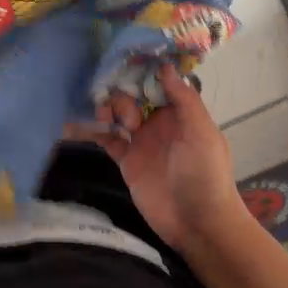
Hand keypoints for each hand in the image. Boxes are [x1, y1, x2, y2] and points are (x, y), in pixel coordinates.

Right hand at [92, 65, 247, 250]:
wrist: (197, 223)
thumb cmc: (205, 175)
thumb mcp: (202, 134)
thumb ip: (184, 100)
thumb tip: (165, 66)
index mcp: (180, 112)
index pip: (157, 82)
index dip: (141, 73)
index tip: (124, 64)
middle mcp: (159, 122)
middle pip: (134, 94)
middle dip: (123, 93)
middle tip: (125, 115)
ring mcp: (141, 141)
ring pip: (118, 113)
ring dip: (109, 108)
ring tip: (105, 118)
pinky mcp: (127, 161)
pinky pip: (107, 139)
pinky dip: (95, 130)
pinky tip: (81, 125)